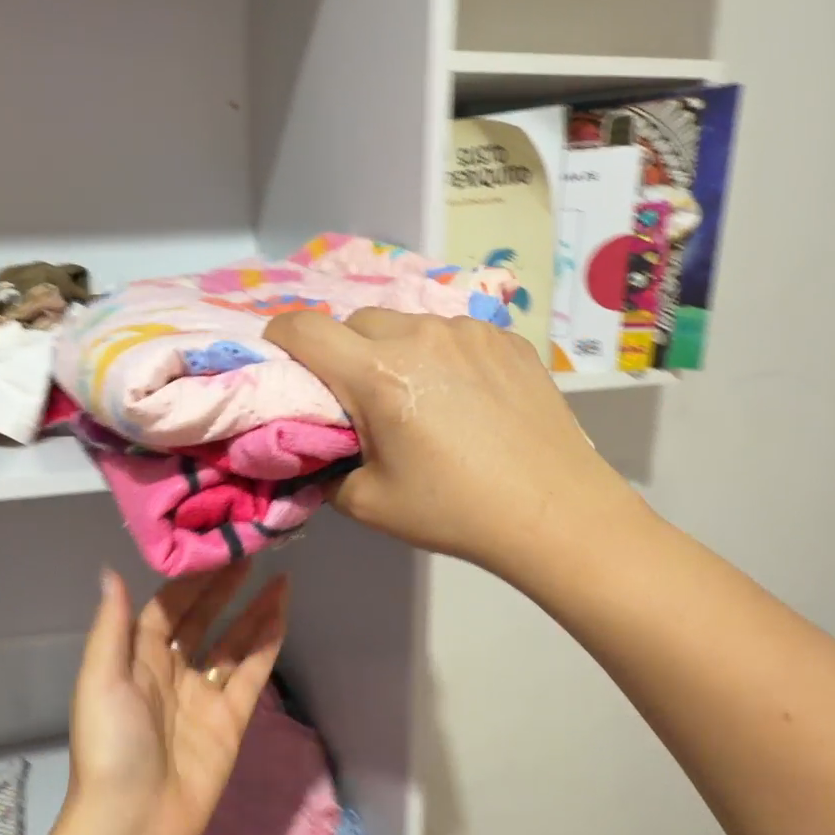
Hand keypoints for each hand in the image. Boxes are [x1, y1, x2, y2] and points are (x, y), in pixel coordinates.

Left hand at [67, 563, 288, 834]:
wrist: (134, 821)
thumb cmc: (111, 744)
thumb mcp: (100, 679)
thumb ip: (112, 625)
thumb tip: (111, 570)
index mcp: (136, 659)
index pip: (166, 607)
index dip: (190, 580)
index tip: (213, 549)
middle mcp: (171, 671)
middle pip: (202, 619)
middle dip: (224, 588)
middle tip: (250, 553)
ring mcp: (204, 695)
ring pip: (233, 642)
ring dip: (253, 611)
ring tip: (279, 578)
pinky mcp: (231, 719)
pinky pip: (252, 672)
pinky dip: (267, 642)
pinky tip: (282, 613)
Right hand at [264, 308, 640, 572]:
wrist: (556, 511)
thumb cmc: (455, 511)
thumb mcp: (369, 503)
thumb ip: (324, 467)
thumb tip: (313, 448)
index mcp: (379, 375)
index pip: (303, 328)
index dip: (279, 339)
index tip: (282, 363)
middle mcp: (421, 337)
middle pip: (354, 322)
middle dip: (342, 352)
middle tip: (357, 399)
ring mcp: (469, 332)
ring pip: (405, 325)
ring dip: (392, 351)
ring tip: (416, 399)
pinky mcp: (505, 338)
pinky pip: (452, 333)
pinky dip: (439, 355)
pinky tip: (462, 398)